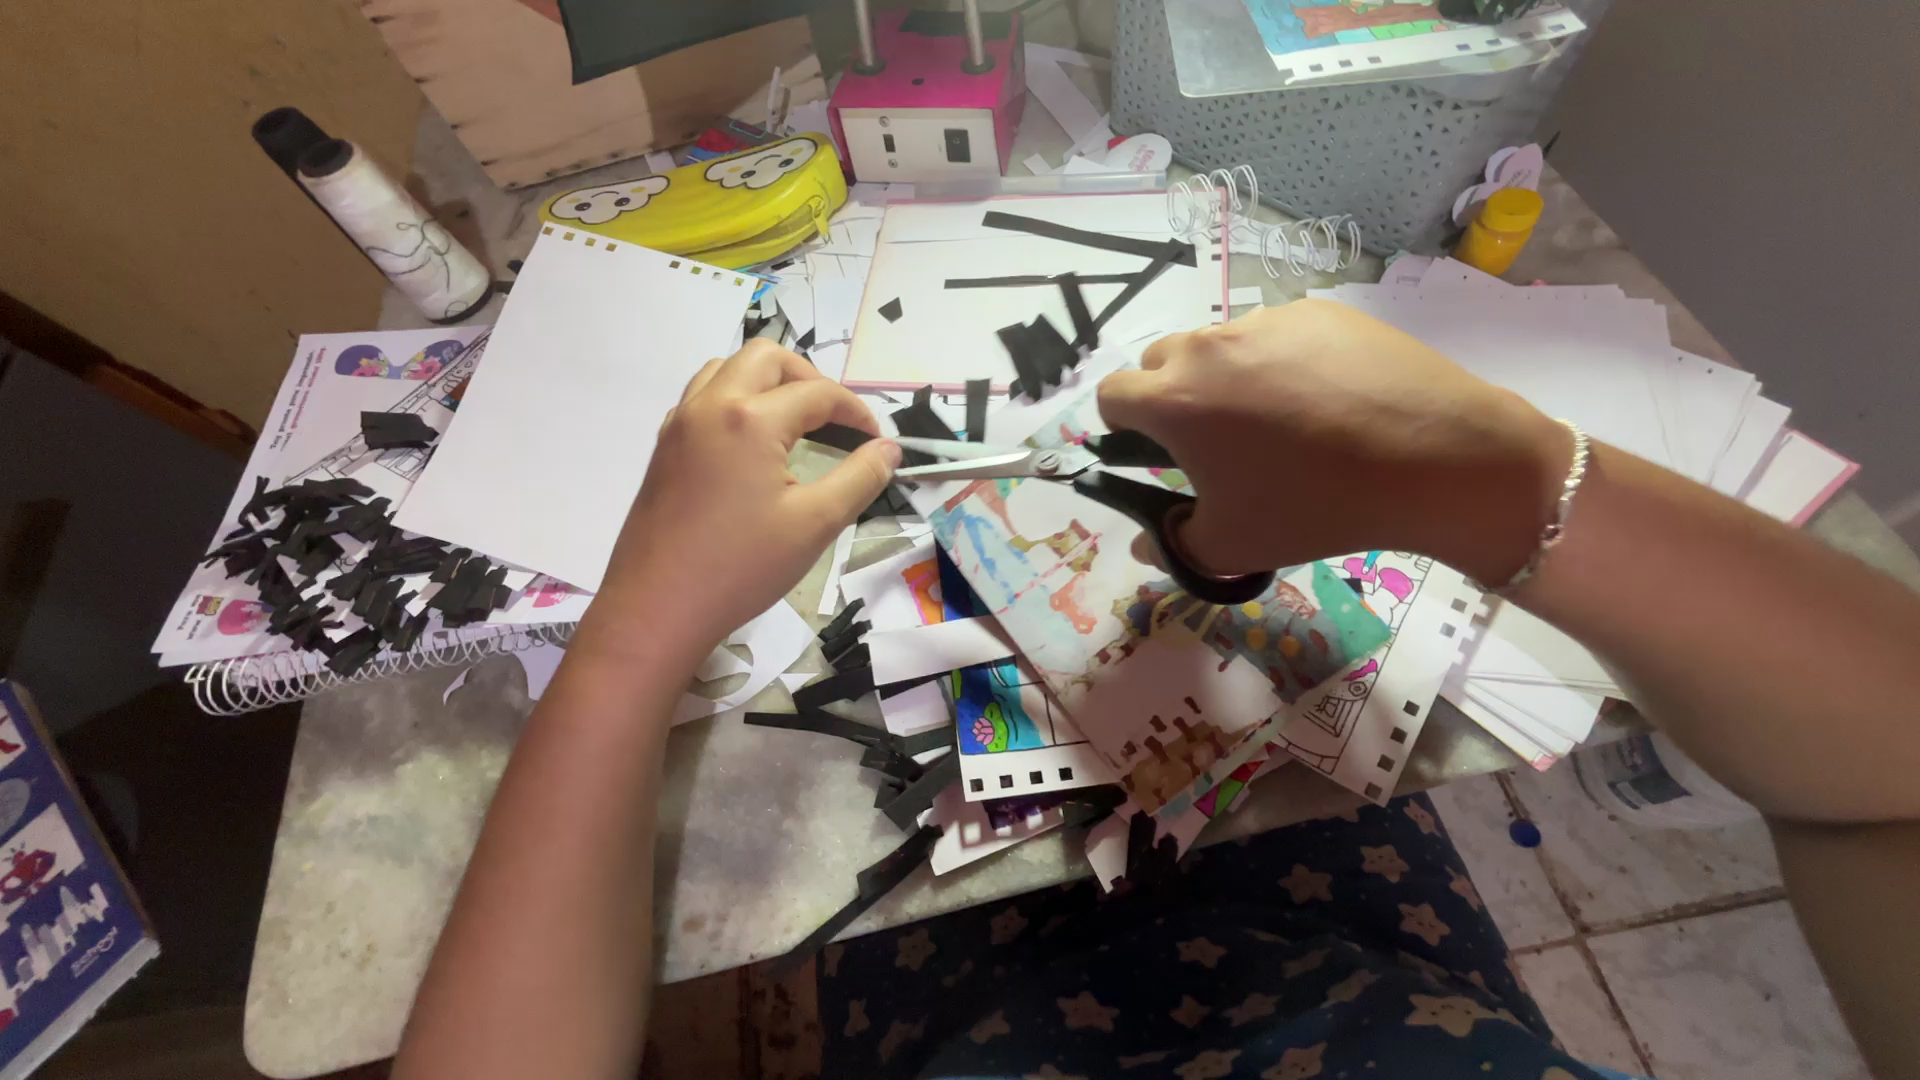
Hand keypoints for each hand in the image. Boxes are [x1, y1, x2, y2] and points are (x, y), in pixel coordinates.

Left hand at [580, 341, 899, 659]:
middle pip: (767, 358)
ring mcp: (680, 424)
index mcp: (750, 419)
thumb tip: (889, 449)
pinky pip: (703, 397)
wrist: (657, 607)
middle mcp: (710, 406)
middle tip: (835, 420)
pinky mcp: (665, 448)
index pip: (817, 393)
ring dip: (767, 382)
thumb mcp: (815, 524)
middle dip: (810, 378)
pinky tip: (752, 444)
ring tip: (794, 423)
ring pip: (727, 369)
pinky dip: (736, 400)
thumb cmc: (741, 567)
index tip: (877, 441)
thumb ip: (860, 478)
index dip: (856, 412)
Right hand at [1097, 299, 1571, 585]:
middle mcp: (1209, 348)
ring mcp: (1266, 322)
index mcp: (1175, 401)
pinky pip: (1273, 335)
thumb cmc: (1315, 507)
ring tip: (1275, 421)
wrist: (1438, 458)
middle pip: (1160, 362)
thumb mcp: (1231, 545)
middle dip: (1168, 396)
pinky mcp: (1317, 311)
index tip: (1151, 452)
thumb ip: (1171, 545)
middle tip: (1211, 439)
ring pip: (1217, 345)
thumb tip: (1144, 543)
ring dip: (1222, 378)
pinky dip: (1277, 363)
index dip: (1121, 426)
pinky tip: (1323, 400)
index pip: (1111, 395)